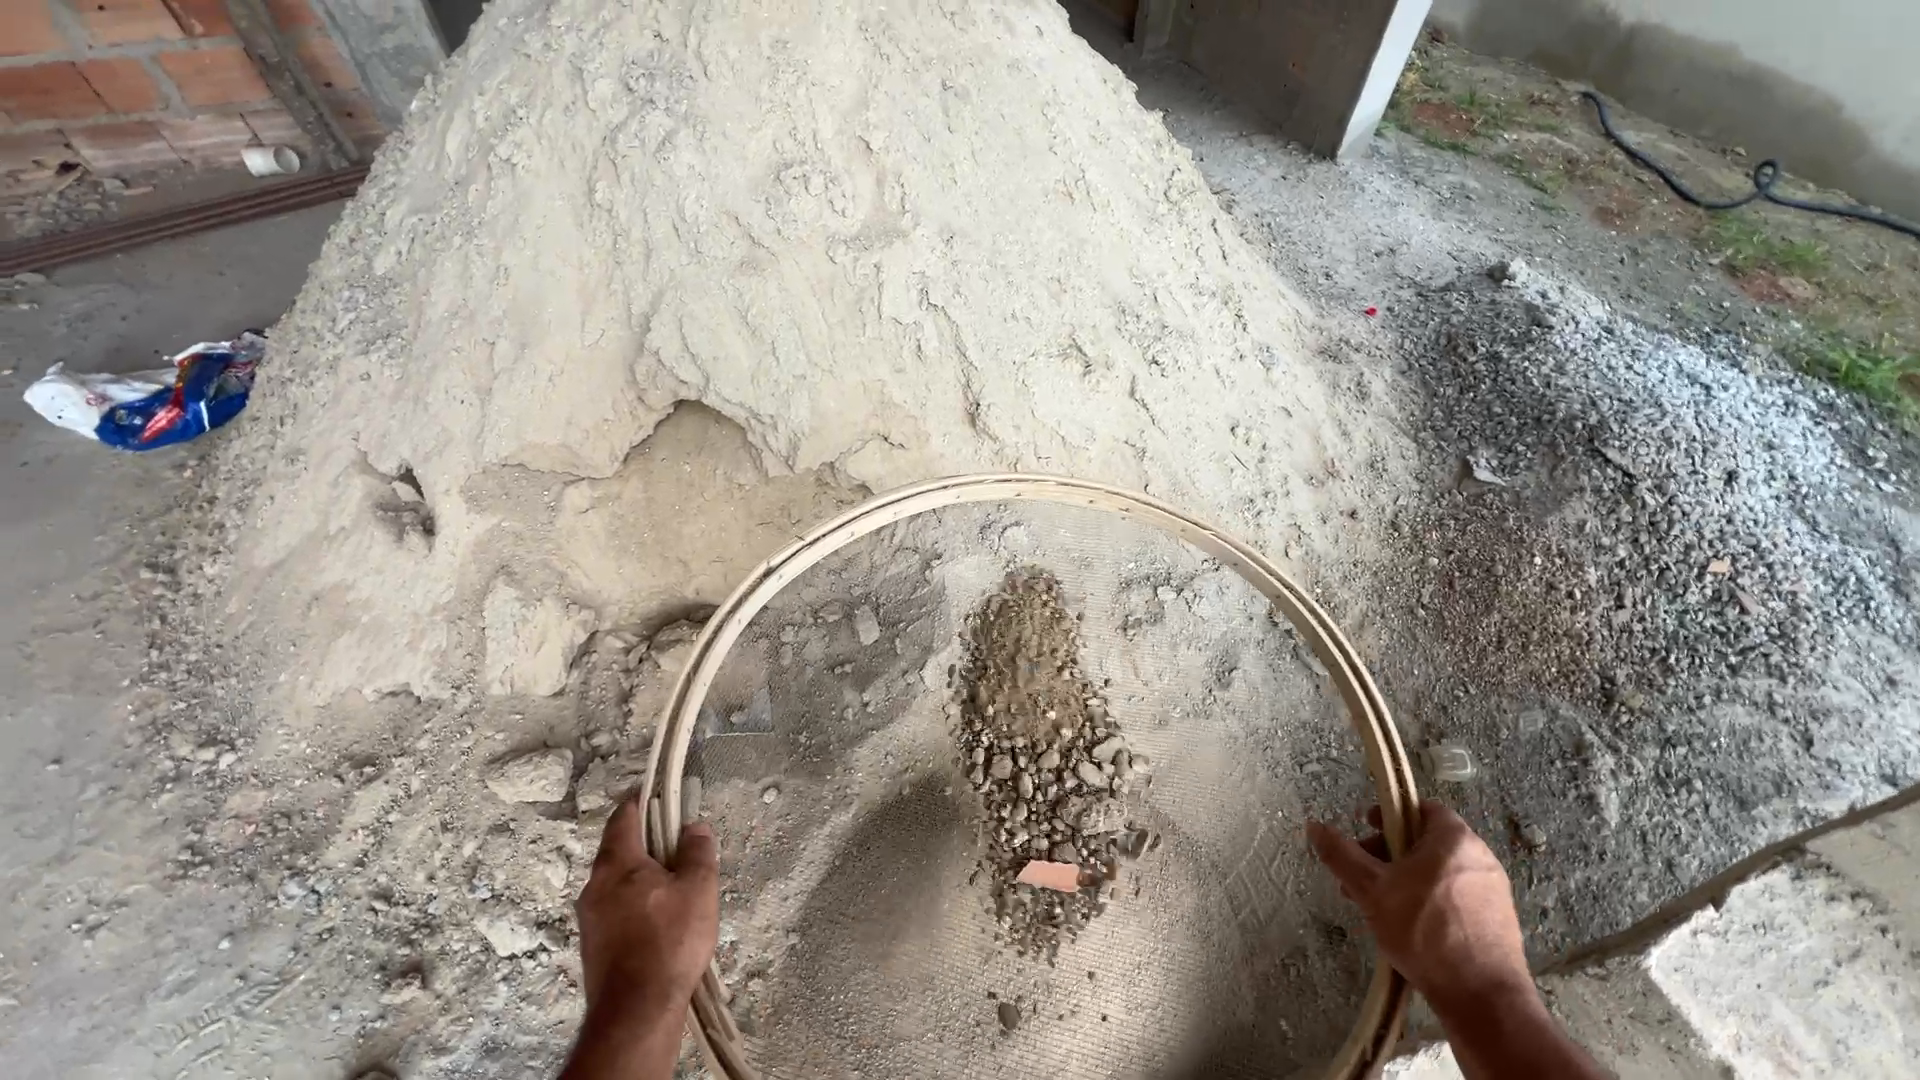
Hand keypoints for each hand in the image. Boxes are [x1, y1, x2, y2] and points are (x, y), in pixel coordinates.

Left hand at [561, 797, 718, 1079]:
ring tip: (677, 884)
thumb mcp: (698, 888)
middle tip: (679, 842)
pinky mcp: (595, 945)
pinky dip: (637, 901)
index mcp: (616, 864)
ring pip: (617, 880)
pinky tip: (662, 918)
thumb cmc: (669, 941)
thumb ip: (697, 851)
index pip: (624, 816)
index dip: (642, 799)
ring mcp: (590, 918)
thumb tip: (694, 826)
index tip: (661, 792)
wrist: (637, 1013)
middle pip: (619, 848)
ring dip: (643, 874)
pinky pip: (617, 907)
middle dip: (648, 840)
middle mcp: (594, 886)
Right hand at [1307, 800, 1531, 1015]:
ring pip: (1439, 871)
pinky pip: (1456, 896)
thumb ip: (1341, 854)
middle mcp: (1480, 858)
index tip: (1366, 828)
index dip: (1390, 813)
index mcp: (1454, 840)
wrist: (1483, 998)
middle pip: (1427, 841)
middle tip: (1364, 873)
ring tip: (1380, 905)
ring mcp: (1494, 891)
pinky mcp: (1499, 920)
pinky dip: (1429, 899)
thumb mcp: (1370, 889)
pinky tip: (1408, 926)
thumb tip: (1315, 826)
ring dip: (1406, 878)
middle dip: (1389, 852)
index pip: (1422, 807)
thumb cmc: (1424, 932)